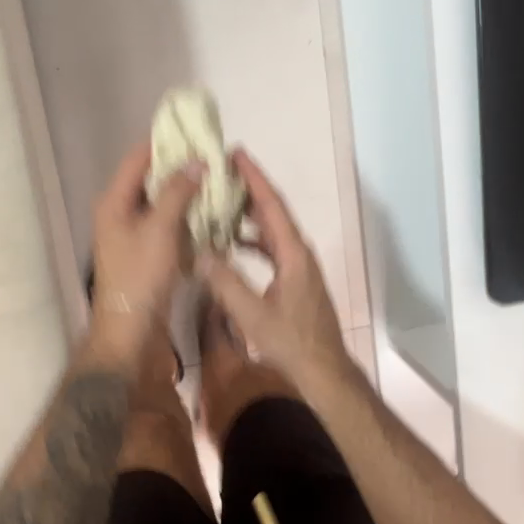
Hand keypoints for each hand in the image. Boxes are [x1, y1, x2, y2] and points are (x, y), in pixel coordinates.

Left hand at [88, 142, 204, 367]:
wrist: (130, 331)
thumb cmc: (141, 276)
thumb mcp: (160, 229)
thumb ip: (178, 192)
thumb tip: (197, 161)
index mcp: (115, 201)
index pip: (139, 158)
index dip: (166, 142)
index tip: (197, 132)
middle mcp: (121, 213)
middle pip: (152, 180)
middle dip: (183, 168)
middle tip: (216, 159)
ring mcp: (135, 235)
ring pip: (164, 204)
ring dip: (188, 195)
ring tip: (220, 183)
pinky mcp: (149, 254)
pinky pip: (170, 227)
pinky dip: (188, 219)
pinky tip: (213, 216)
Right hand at [199, 150, 354, 392]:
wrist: (323, 369)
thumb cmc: (291, 342)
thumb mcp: (252, 315)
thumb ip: (225, 283)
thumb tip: (200, 252)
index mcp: (293, 254)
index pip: (272, 206)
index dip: (254, 178)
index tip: (236, 154)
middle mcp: (299, 254)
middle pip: (274, 212)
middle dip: (249, 190)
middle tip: (222, 171)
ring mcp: (299, 268)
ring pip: (273, 231)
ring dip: (250, 215)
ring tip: (221, 201)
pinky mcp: (295, 281)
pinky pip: (273, 249)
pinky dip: (253, 241)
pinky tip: (233, 243)